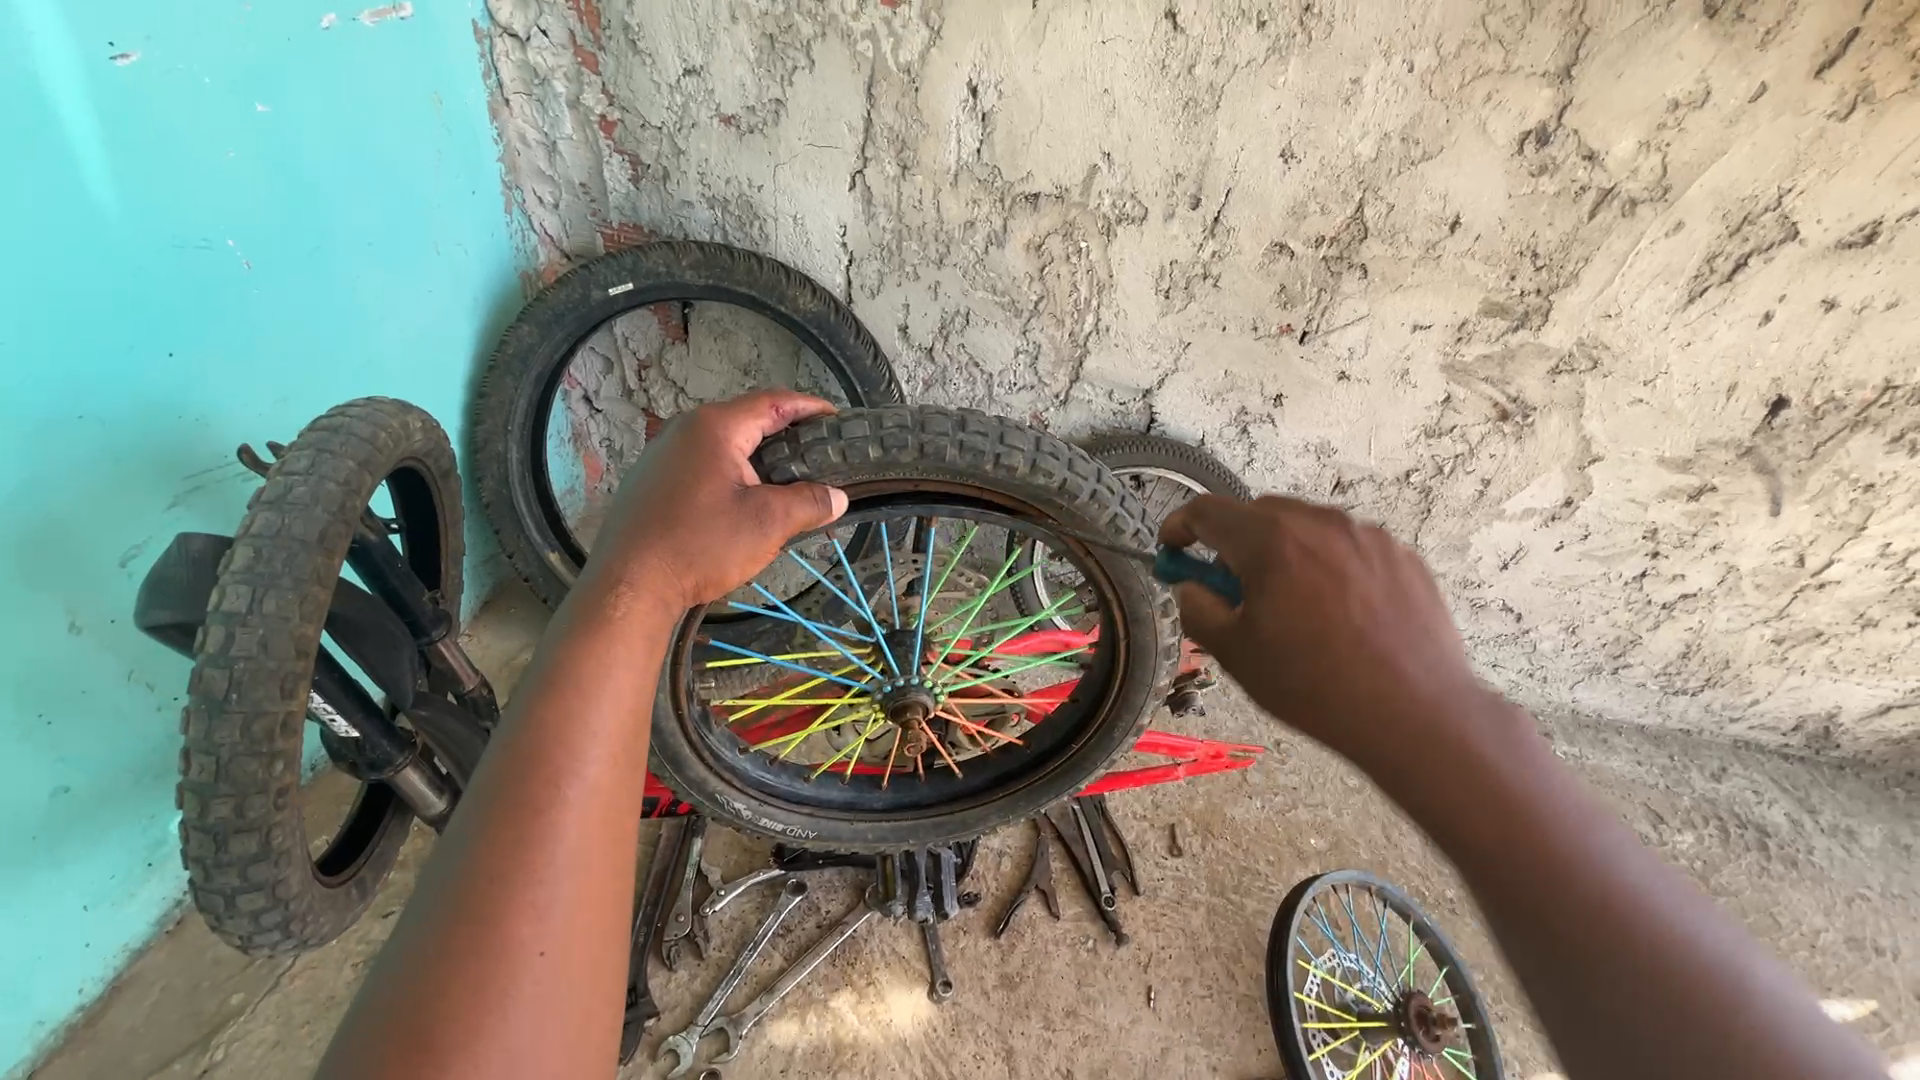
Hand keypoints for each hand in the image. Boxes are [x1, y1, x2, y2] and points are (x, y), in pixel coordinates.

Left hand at [579, 389, 847, 611]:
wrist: (628, 586)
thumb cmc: (700, 545)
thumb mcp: (767, 524)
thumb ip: (809, 503)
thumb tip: (838, 497)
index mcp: (715, 427)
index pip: (773, 402)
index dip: (809, 407)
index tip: (837, 418)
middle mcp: (684, 430)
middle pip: (746, 421)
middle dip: (786, 435)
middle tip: (819, 454)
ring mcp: (661, 455)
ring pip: (723, 445)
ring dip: (758, 458)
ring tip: (788, 480)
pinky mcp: (650, 482)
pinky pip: (701, 464)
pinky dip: (731, 473)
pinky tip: (743, 501)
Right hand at [1160, 495, 1514, 774]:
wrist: (1415, 713)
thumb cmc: (1313, 684)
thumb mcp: (1234, 652)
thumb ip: (1197, 607)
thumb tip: (1191, 586)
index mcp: (1270, 541)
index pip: (1207, 511)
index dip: (1181, 527)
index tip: (1173, 549)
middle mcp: (1319, 523)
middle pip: (1258, 513)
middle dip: (1234, 542)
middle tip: (1233, 588)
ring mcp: (1366, 535)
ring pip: (1305, 526)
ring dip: (1282, 551)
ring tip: (1290, 603)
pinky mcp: (1401, 555)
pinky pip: (1347, 545)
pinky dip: (1326, 564)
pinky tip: (1337, 611)